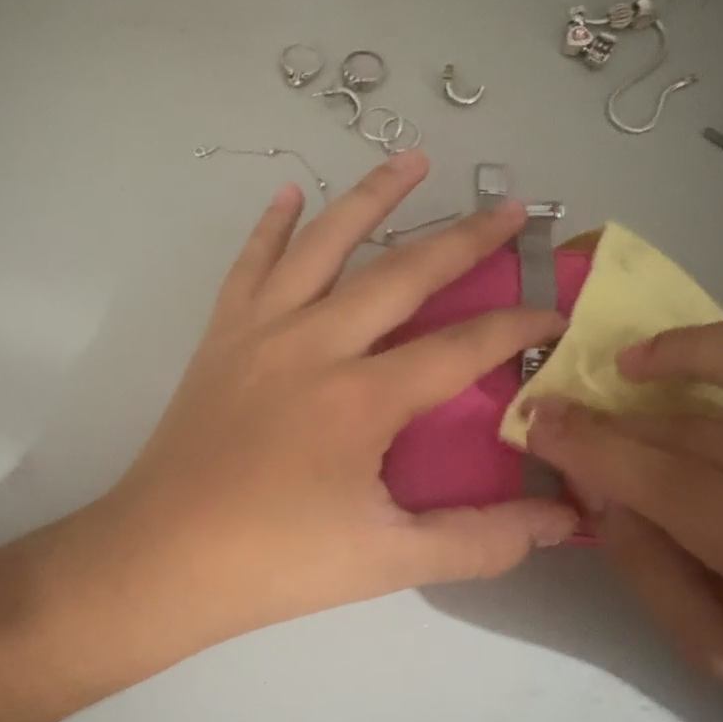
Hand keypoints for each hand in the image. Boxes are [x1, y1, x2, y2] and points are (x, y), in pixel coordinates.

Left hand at [80, 151, 577, 641]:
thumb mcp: (387, 562)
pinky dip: (271, 225)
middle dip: (466, 238)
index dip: (516, 328)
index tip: (556, 313)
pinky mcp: (221, 336)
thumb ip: (479, 540)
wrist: (160, 556)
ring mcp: (261, 331)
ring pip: (324, 244)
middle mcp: (314, 343)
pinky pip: (251, 264)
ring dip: (371, 197)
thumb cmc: (274, 562)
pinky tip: (290, 193)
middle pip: (403, 274)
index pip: (460, 348)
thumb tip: (561, 523)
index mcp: (361, 397)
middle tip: (513, 207)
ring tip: (413, 159)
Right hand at [525, 318, 722, 721]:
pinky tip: (699, 349)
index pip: (695, 495)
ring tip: (630, 359)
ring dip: (695, 349)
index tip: (540, 423)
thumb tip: (593, 480)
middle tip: (561, 406)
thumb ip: (649, 567)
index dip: (607, 451)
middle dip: (623, 419)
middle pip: (720, 437)